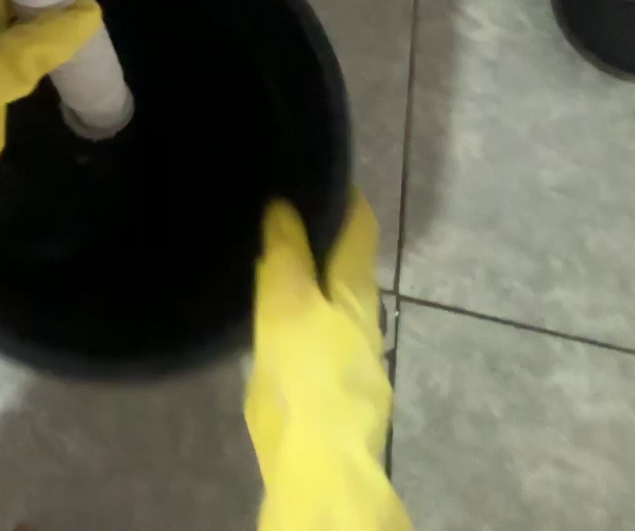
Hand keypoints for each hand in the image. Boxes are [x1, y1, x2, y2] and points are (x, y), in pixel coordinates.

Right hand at [247, 191, 409, 530]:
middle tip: (284, 214)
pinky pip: (316, 335)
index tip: (326, 176)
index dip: (348, 201)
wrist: (316, 459)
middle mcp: (362, 320)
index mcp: (356, 292)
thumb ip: (285, 252)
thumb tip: (283, 204)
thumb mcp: (286, 298)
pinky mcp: (331, 389)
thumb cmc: (305, 369)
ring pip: (333, 304)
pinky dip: (301, 316)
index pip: (359, 231)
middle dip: (324, 241)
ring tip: (273, 261)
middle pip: (348, 268)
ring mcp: (352, 358)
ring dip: (311, 280)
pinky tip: (275, 319)